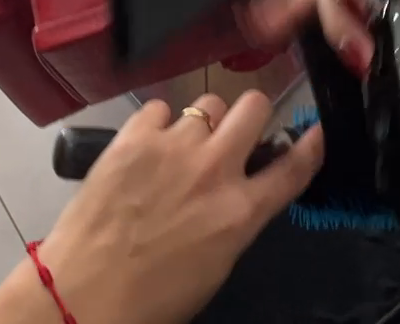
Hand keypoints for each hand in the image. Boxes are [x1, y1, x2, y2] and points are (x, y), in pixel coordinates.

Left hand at [23, 92, 324, 323]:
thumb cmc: (153, 298)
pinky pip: (162, 107)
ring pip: (208, 102)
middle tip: (234, 132)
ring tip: (181, 145)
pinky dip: (158, 124)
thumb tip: (240, 189)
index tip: (316, 129)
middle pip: (254, 106)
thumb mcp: (214, 264)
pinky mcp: (136, 133)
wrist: (83, 294)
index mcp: (240, 212)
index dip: (311, 145)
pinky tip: (146, 145)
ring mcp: (175, 144)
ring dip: (202, 122)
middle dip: (251, 114)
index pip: (292, 167)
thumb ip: (235, 218)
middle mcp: (215, 168)